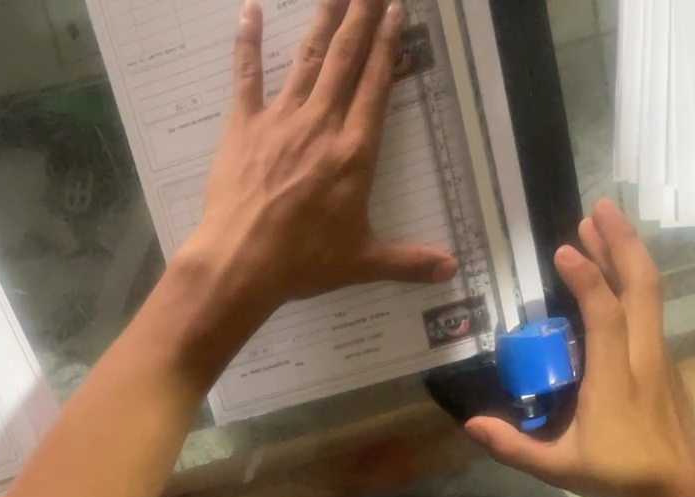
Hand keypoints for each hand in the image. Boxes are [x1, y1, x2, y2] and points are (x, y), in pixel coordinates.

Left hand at [180, 0, 458, 314]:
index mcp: (355, 152)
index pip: (377, 86)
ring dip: (324, 17)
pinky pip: (246, 75)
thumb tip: (451, 271)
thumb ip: (409, 262)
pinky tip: (247, 9)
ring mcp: (281, 121)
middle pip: (346, 57)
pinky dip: (247, 41)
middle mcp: (322, 124)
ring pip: (307, 57)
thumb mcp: (363, 262)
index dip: (388, 45)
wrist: (243, 262)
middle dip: (362, 13)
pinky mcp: (243, 127)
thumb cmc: (304, 263)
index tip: (396, 9)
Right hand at [465, 199, 694, 496]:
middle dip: (621, 242)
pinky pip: (650, 311)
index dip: (587, 279)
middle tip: (596, 210)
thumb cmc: (617, 474)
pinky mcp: (664, 363)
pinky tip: (614, 279)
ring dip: (628, 256)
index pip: (606, 314)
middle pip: (642, 286)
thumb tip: (471, 424)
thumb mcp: (557, 467)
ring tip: (603, 228)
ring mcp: (659, 357)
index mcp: (616, 377)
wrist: (679, 487)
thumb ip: (513, 447)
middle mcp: (644, 356)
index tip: (563, 250)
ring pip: (651, 294)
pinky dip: (632, 283)